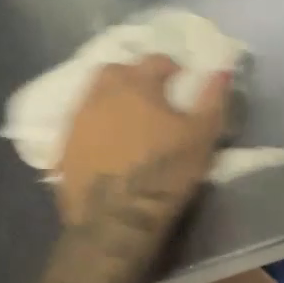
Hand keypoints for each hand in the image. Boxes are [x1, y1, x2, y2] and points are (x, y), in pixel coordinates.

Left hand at [56, 54, 231, 225]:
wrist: (117, 222)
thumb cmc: (166, 171)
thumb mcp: (203, 133)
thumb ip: (213, 98)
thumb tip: (221, 70)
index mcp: (135, 86)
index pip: (155, 60)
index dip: (173, 68)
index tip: (184, 83)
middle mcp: (100, 97)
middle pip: (114, 71)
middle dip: (134, 76)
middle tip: (153, 95)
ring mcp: (76, 124)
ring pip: (92, 96)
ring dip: (111, 100)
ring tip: (131, 120)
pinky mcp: (62, 152)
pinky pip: (79, 126)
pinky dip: (95, 127)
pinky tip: (109, 144)